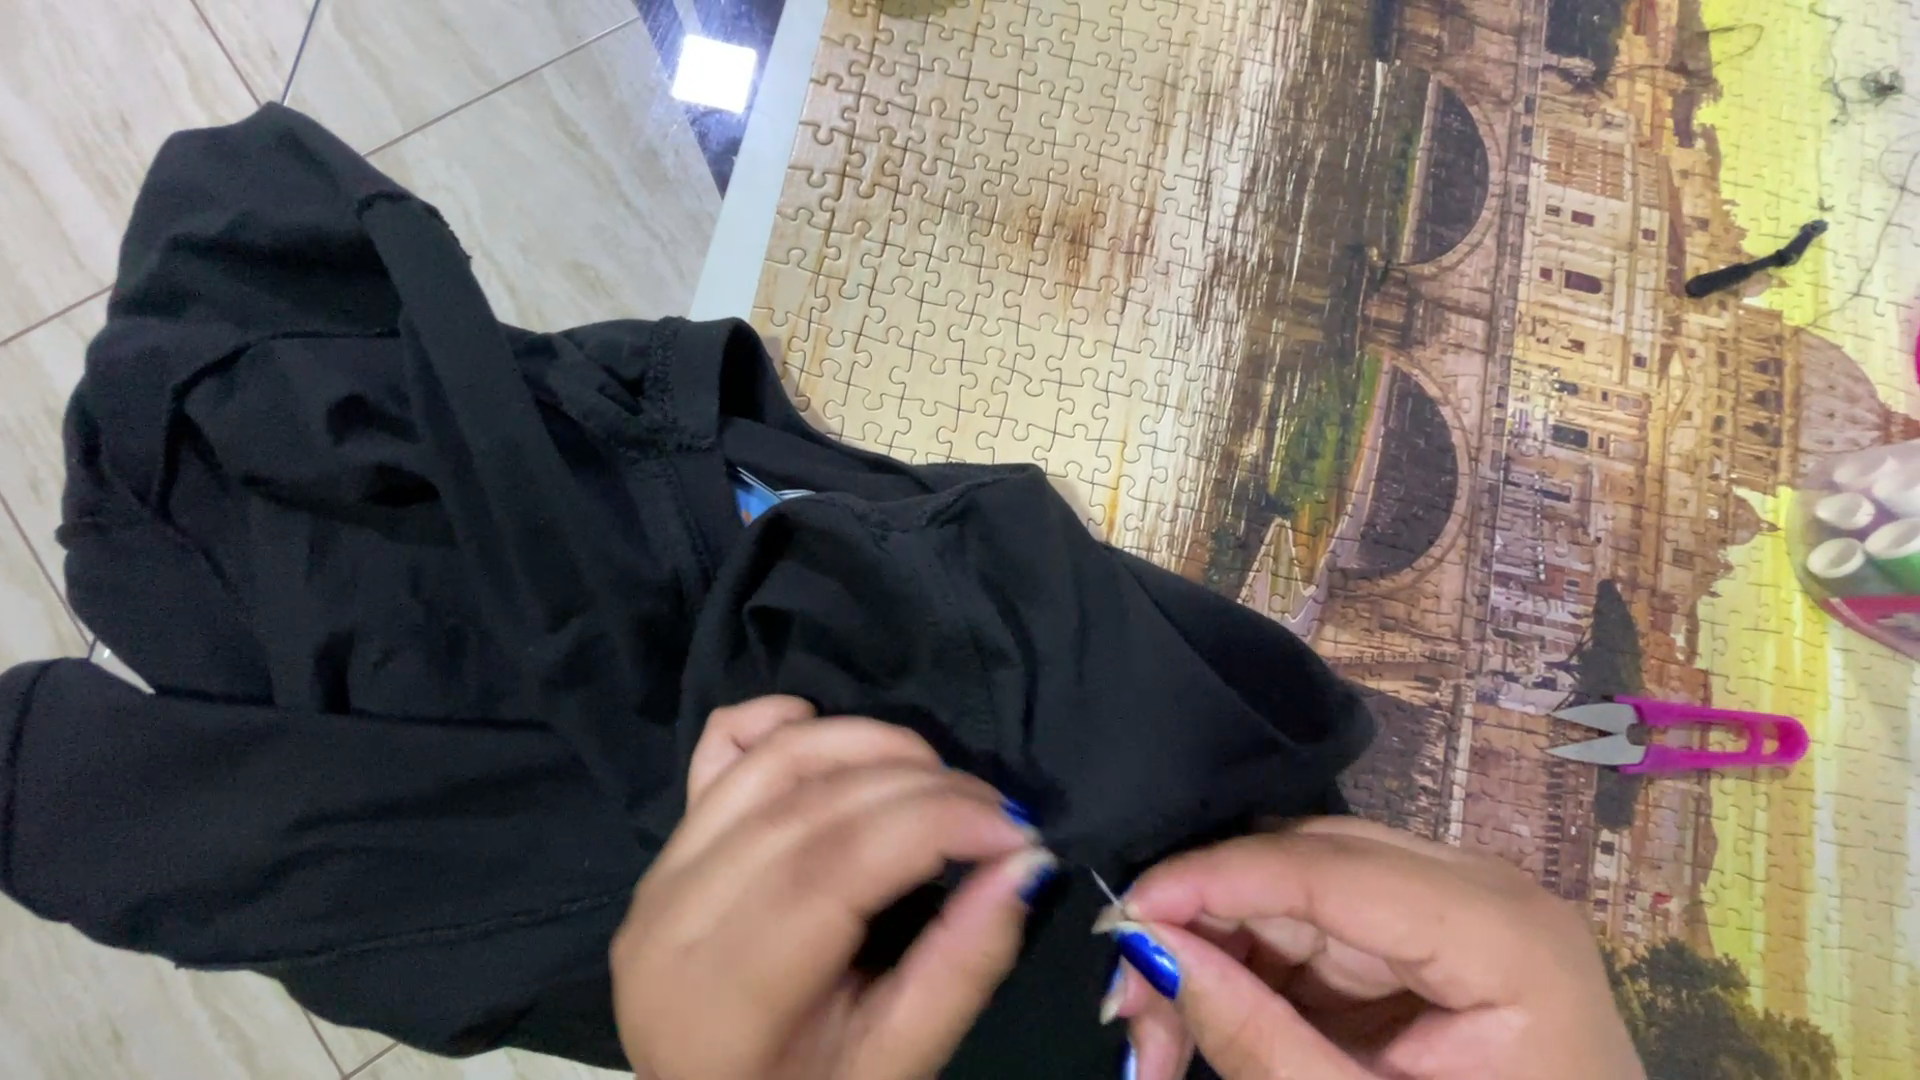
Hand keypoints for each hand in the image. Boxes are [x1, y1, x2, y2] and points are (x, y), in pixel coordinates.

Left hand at [611, 696, 1053, 1079]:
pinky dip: (782, 720)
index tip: (1014, 826)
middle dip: (923, 786)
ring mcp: (664, 864)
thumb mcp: (891, 1064)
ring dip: (869, 743)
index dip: (934, 824)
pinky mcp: (673, 837)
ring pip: (777, 759)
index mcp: (720, 994)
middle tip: (995, 809)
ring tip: (938, 775)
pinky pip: (722, 743)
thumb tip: (1024, 865)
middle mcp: (676, 913)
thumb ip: (958, 967)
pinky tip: (834, 730)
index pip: (836, 867)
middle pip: (813, 804)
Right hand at [1101, 818, 1644, 1079]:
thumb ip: (1257, 1040)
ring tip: (1153, 1031)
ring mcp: (1441, 904)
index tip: (1123, 912)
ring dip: (1211, 949)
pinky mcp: (1412, 933)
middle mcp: (1471, 889)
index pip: (1321, 867)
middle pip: (1294, 868)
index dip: (1211, 880)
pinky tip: (1201, 1015)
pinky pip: (1300, 924)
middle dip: (1202, 926)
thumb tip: (1147, 947)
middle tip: (1127, 1000)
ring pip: (1283, 892)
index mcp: (1499, 932)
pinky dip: (1243, 967)